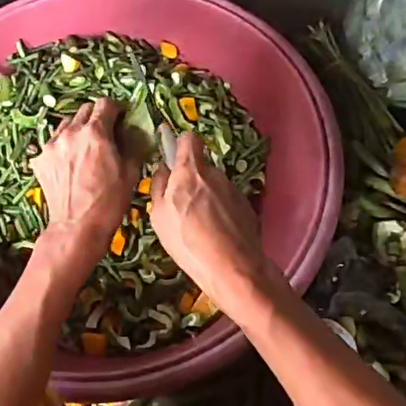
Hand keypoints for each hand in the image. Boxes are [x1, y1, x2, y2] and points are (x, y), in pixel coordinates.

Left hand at [31, 98, 139, 253]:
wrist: (77, 226)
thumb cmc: (109, 201)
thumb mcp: (130, 172)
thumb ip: (131, 145)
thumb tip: (131, 131)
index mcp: (95, 132)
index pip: (105, 103)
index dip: (115, 109)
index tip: (119, 119)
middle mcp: (71, 133)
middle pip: (84, 110)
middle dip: (96, 117)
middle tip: (104, 134)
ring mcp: (52, 145)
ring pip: (66, 125)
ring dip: (78, 130)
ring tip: (85, 149)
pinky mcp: (40, 160)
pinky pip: (53, 144)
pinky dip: (63, 148)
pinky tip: (70, 164)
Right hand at [150, 132, 272, 306]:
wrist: (231, 266)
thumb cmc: (186, 240)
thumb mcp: (158, 216)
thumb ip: (159, 187)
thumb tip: (163, 170)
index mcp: (191, 170)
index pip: (189, 139)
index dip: (181, 146)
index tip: (174, 161)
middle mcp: (216, 174)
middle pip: (202, 167)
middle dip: (192, 180)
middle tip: (182, 205)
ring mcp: (234, 190)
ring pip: (215, 186)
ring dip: (207, 198)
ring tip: (199, 226)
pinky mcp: (247, 207)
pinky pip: (227, 203)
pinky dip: (221, 212)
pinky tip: (216, 235)